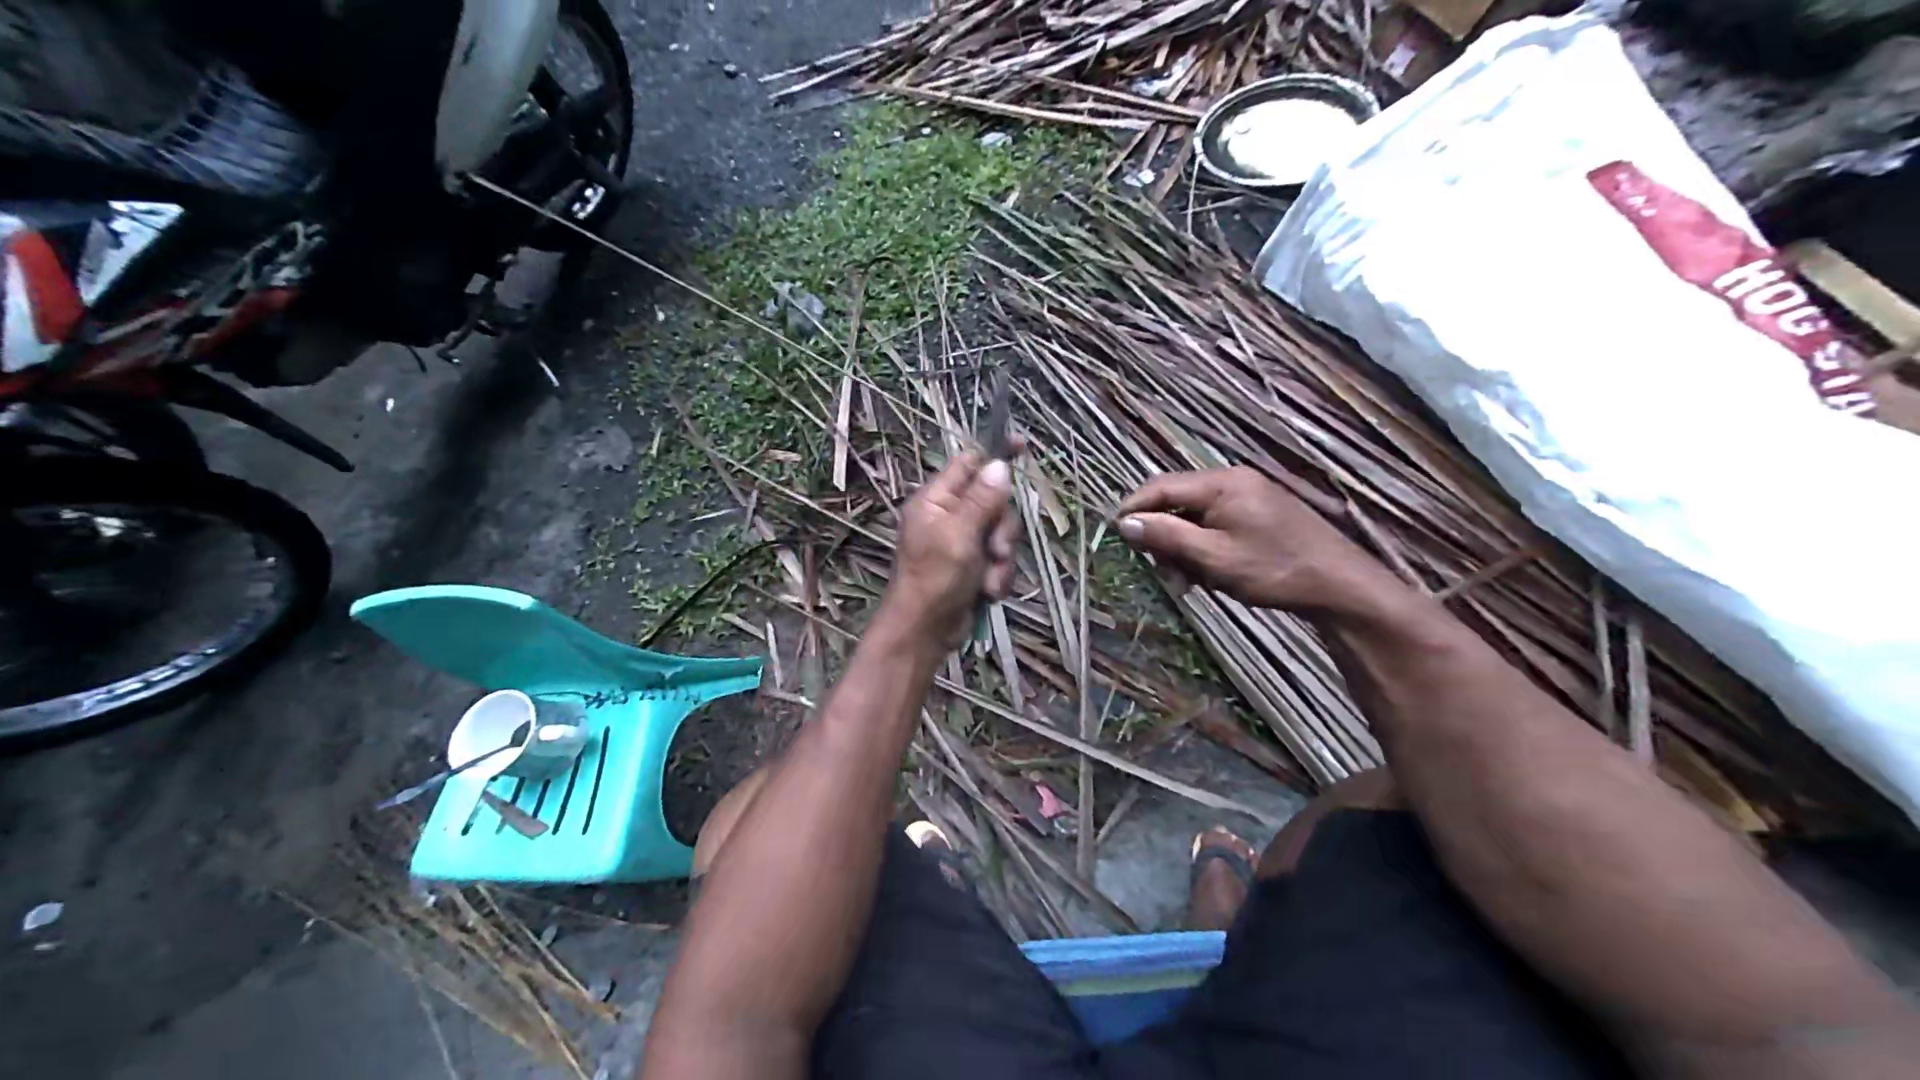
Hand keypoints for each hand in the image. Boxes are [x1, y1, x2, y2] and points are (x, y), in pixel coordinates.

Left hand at [883, 449, 1020, 647]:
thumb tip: (1000, 464)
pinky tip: (987, 592)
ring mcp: (962, 540)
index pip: (968, 463)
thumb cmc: (934, 579)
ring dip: (1002, 559)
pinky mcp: (973, 564)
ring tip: (989, 580)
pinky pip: (999, 558)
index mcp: (935, 500)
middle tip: (996, 550)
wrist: (925, 631)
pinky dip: (998, 575)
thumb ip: (982, 500)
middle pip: (994, 500)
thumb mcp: (959, 534)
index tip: (1022, 447)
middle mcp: (949, 515)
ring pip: (1001, 533)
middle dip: (1002, 529)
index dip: (995, 456)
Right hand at [1116, 467, 1409, 619]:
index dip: (1133, 509)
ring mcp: (1250, 496)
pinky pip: (1217, 524)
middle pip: (1177, 501)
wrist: (1341, 585)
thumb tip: (1124, 523)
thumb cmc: (1274, 570)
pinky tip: (1209, 574)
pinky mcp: (1261, 514)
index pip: (1160, 486)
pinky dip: (1204, 547)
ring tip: (1188, 581)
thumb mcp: (1213, 557)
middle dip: (1162, 535)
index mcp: (1221, 483)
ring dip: (1183, 546)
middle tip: (1160, 571)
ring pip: (1196, 516)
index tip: (1114, 535)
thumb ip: (1166, 537)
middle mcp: (1234, 481)